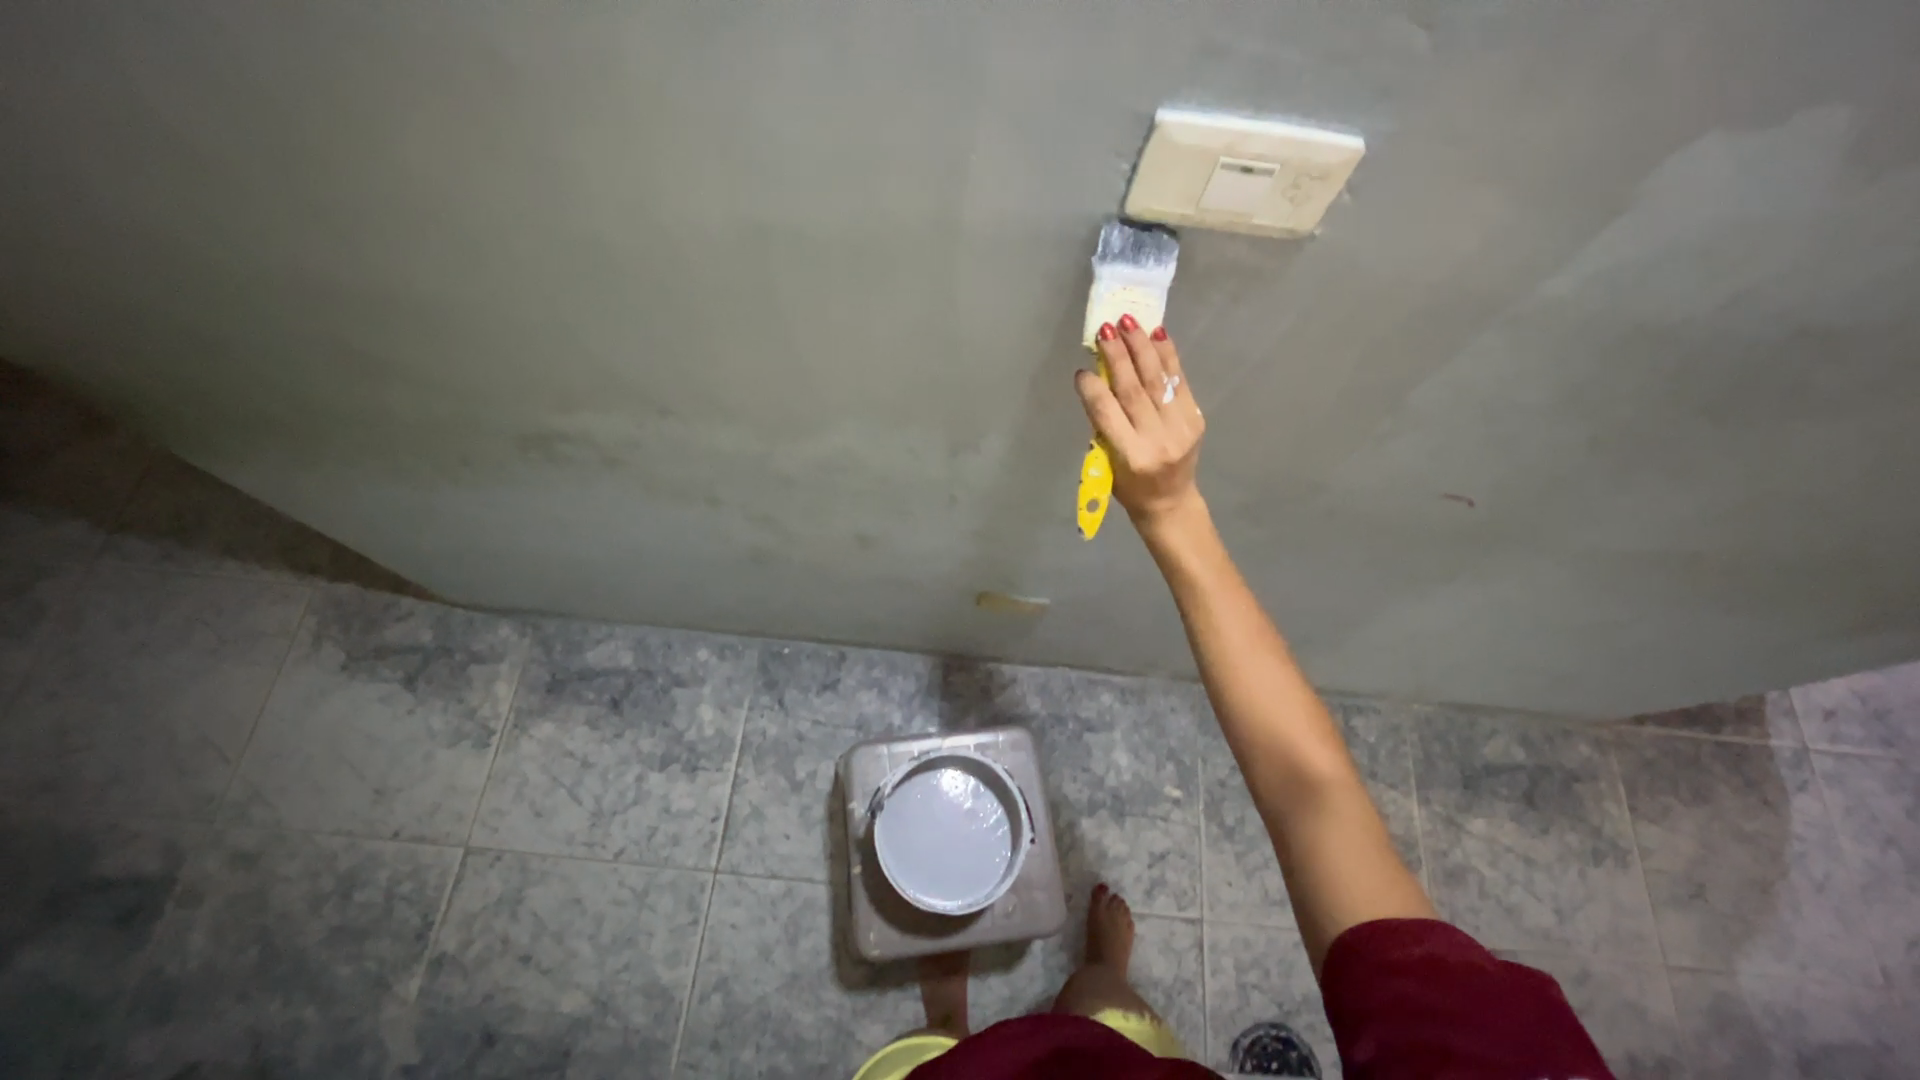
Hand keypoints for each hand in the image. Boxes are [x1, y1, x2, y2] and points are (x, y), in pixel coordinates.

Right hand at [1074, 313, 1204, 529]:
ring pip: (1157, 379)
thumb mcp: (1107, 462)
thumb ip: (1105, 423)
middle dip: (1118, 355)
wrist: (1171, 502)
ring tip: (1128, 321)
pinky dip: (1167, 355)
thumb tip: (1099, 378)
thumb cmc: (1129, 486)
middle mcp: (1158, 440)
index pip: (1108, 413)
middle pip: (1134, 389)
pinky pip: (1179, 381)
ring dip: (1141, 347)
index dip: (1093, 388)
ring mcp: (1181, 428)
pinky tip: (1156, 333)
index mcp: (1131, 456)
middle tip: (1105, 329)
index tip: (1081, 369)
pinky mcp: (1195, 418)